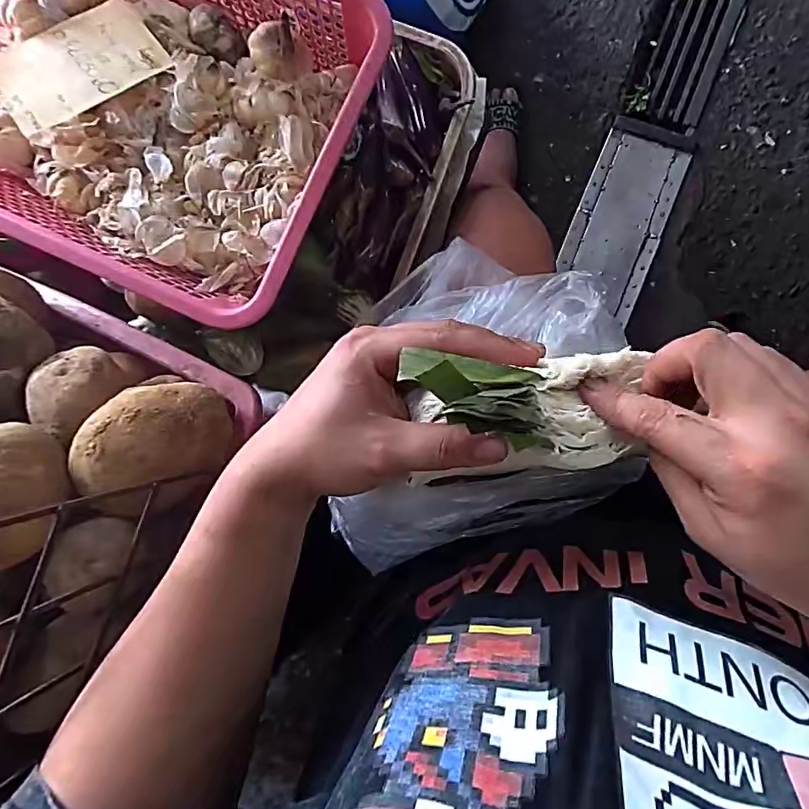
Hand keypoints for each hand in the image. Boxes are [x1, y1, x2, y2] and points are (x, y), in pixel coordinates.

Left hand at [228, 321, 542, 505]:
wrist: (277, 471)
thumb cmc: (324, 454)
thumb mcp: (386, 452)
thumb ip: (444, 447)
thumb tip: (501, 446)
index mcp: (373, 347)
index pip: (442, 338)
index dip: (489, 346)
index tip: (529, 357)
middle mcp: (375, 343)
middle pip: (442, 338)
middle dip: (487, 350)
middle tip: (531, 361)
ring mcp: (375, 359)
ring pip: (436, 353)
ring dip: (473, 364)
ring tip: (513, 373)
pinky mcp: (378, 378)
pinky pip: (424, 371)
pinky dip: (454, 379)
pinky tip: (477, 390)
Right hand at [583, 330, 808, 639]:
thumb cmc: (785, 566)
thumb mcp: (705, 529)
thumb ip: (667, 466)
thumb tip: (641, 423)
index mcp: (740, 465)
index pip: (660, 414)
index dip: (617, 399)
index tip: (593, 390)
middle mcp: (775, 419)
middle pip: (705, 347)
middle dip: (666, 362)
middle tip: (658, 396)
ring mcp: (807, 401)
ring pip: (735, 343)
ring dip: (699, 363)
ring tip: (692, 401)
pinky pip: (763, 357)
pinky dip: (732, 370)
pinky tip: (728, 405)